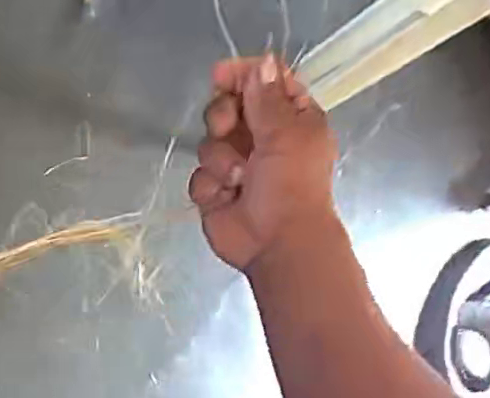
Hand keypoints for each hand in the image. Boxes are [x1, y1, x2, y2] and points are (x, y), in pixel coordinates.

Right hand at [190, 55, 339, 273]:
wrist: (276, 241)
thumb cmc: (292, 185)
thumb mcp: (287, 133)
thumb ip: (266, 99)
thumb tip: (260, 65)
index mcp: (287, 117)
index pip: (262, 83)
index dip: (242, 75)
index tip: (220, 75)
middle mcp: (259, 139)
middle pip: (227, 109)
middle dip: (222, 117)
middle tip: (226, 128)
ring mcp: (234, 167)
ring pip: (208, 145)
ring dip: (220, 160)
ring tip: (237, 178)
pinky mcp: (213, 194)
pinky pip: (198, 178)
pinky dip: (209, 187)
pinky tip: (225, 198)